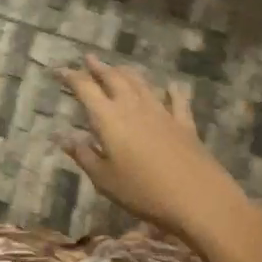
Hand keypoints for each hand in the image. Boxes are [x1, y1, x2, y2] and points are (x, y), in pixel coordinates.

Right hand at [61, 55, 244, 239]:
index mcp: (108, 118)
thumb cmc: (145, 192)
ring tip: (118, 67)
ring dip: (127, 73)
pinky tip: (173, 86)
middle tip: (89, 59)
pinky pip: (178, 102)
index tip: (58, 70)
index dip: (70, 76)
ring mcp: (162, 114)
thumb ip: (83, 155)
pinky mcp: (185, 126)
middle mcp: (133, 107)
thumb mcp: (104, 179)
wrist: (202, 203)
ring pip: (141, 84)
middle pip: (113, 78)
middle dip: (99, 67)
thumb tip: (63, 137)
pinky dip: (173, 91)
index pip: (84, 87)